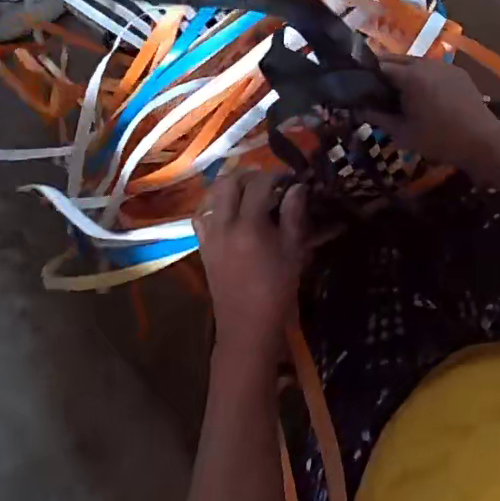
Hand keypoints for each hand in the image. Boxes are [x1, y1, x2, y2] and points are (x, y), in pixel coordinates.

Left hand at [193, 170, 311, 357]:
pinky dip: (213, 204)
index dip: (275, 175)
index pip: (259, 184)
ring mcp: (209, 234)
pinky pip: (202, 215)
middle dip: (249, 175)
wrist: (247, 325)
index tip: (288, 178)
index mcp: (249, 225)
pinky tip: (227, 208)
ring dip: (229, 185)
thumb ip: (293, 215)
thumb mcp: (293, 251)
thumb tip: (297, 187)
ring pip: (212, 195)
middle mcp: (224, 224)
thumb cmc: (276, 290)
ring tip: (247, 189)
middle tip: (267, 180)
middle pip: (230, 182)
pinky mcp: (202, 246)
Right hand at [367, 56, 499, 168]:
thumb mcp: (403, 133)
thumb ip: (377, 118)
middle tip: (375, 91)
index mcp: (410, 75)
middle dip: (384, 72)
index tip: (359, 88)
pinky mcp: (457, 72)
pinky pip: (432, 69)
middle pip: (397, 60)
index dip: (367, 76)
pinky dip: (422, 76)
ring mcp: (444, 66)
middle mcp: (426, 63)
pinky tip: (421, 94)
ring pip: (415, 63)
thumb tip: (357, 110)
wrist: (482, 141)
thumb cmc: (438, 138)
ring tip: (397, 93)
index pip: (380, 66)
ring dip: (403, 73)